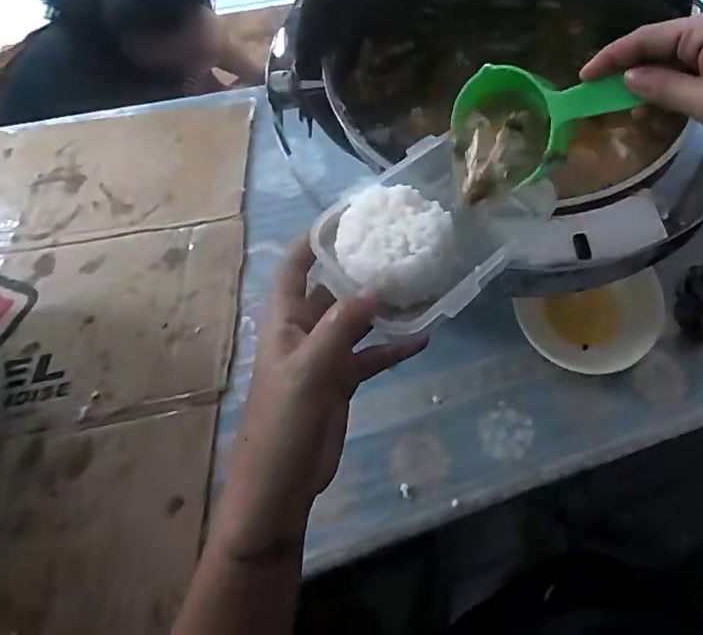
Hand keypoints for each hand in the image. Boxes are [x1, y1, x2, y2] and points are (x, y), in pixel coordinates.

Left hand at [209, 238, 423, 560]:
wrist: (279, 486)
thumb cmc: (282, 421)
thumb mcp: (309, 370)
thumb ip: (341, 327)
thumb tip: (374, 287)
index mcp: (285, 319)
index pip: (294, 266)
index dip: (313, 239)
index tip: (345, 217)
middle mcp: (305, 329)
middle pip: (332, 287)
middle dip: (359, 268)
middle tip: (395, 246)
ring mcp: (326, 354)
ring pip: (357, 319)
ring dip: (382, 306)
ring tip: (416, 285)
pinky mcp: (343, 379)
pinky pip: (372, 354)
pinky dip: (394, 346)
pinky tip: (423, 337)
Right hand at [581, 9, 702, 174]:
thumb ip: (664, 88)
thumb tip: (628, 76)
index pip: (646, 36)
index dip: (611, 56)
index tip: (582, 77)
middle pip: (663, 43)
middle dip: (631, 67)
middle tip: (601, 93)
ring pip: (682, 58)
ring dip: (656, 79)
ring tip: (629, 104)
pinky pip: (701, 67)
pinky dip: (680, 84)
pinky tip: (668, 103)